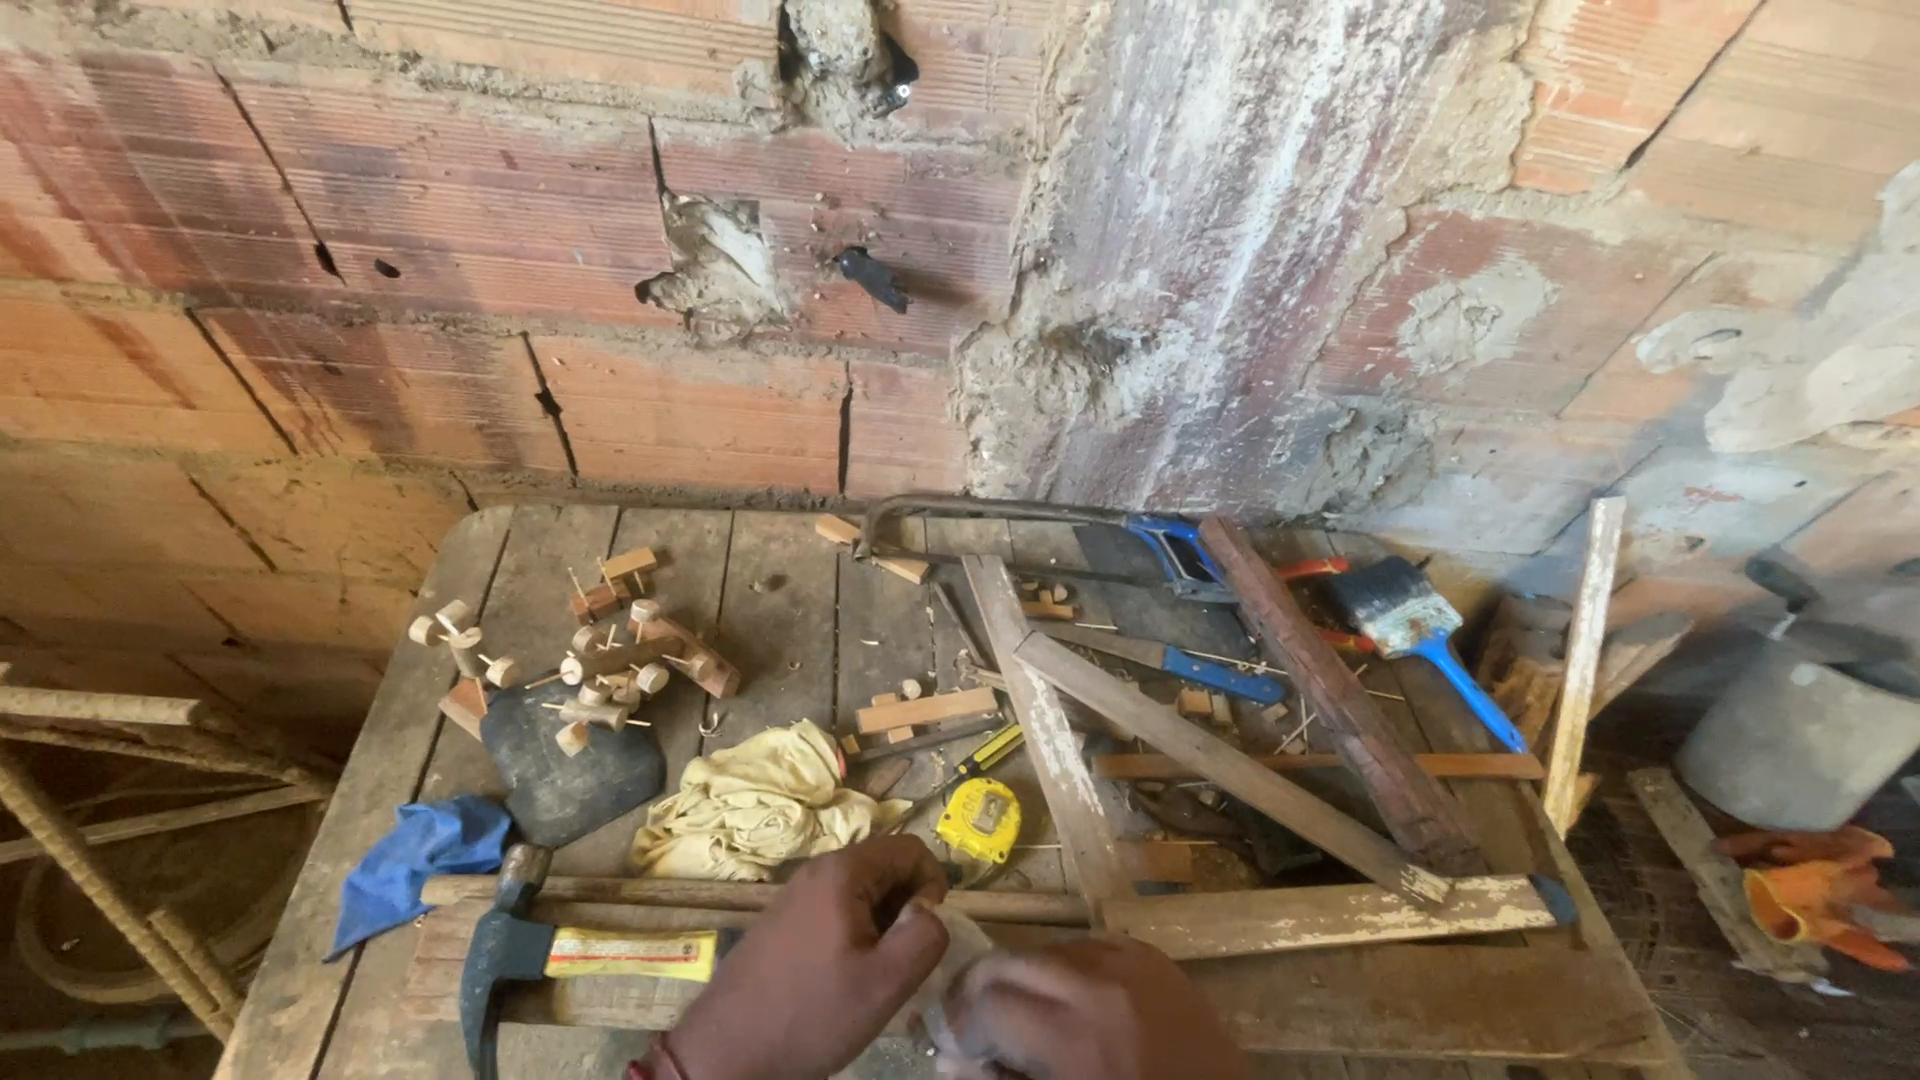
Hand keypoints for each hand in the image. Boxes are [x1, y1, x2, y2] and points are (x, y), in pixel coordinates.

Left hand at [663, 836, 950, 1079]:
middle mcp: (818, 869)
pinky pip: (838, 908)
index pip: (911, 848)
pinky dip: (856, 933)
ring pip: (863, 890)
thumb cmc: (809, 1014)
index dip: (933, 883)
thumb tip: (932, 910)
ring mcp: (797, 893)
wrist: (724, 1053)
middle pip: (887, 867)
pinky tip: (844, 977)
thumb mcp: (883, 983)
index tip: (926, 931)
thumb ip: (924, 937)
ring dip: (882, 924)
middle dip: (907, 906)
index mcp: (843, 870)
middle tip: (901, 959)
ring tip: (873, 973)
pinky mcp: (785, 919)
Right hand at [936, 937, 1247, 1079]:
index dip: (961, 1020)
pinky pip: (1091, 944)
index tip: (956, 1043)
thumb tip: (948, 1060)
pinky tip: (1072, 999)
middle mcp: (1099, 984)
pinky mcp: (1153, 956)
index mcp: (1075, 1038)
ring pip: (1048, 948)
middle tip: (976, 1023)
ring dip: (1026, 978)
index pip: (989, 1000)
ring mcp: (1131, 962)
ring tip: (1027, 1014)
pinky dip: (1070, 968)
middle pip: (1011, 961)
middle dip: (983, 990)